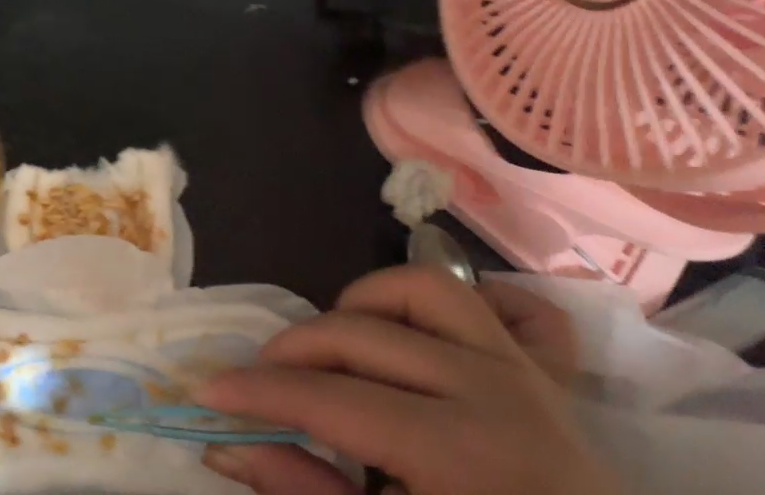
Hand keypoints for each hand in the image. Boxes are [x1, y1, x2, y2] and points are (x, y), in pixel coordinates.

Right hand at [192, 267, 620, 494]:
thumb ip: (306, 491)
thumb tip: (226, 446)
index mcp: (463, 453)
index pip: (329, 399)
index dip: (257, 392)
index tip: (205, 391)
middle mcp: (497, 394)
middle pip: (359, 334)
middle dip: (291, 352)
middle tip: (260, 383)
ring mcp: (533, 377)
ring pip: (426, 289)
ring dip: (364, 306)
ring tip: (335, 349)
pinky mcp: (558, 378)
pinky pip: (512, 307)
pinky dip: (458, 308)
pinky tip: (419, 336)